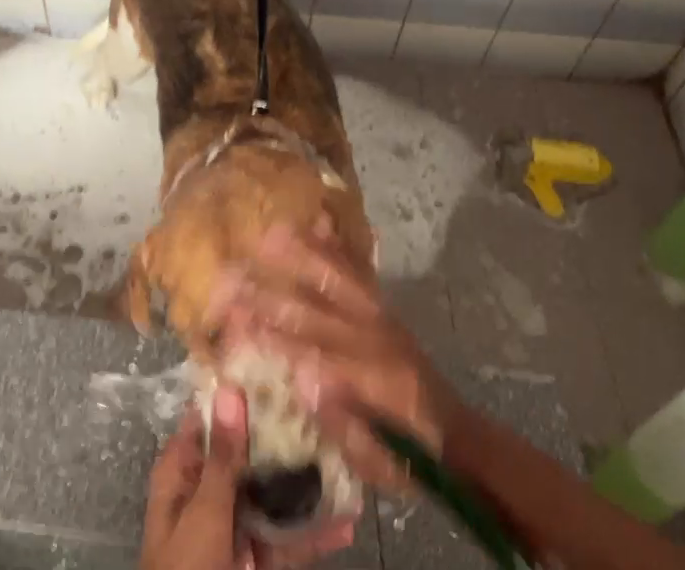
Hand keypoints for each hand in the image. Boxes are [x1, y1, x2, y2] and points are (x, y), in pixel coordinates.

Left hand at [142, 385, 359, 569]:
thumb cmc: (185, 568)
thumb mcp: (204, 512)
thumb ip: (223, 458)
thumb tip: (229, 392)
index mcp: (183, 473)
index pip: (210, 420)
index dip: (239, 396)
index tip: (279, 372)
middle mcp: (208, 492)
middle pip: (249, 456)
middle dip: (286, 442)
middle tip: (329, 419)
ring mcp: (234, 526)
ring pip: (274, 497)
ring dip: (308, 489)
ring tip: (349, 470)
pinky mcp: (256, 558)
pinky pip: (287, 541)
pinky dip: (314, 535)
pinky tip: (346, 524)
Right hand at [215, 224, 460, 492]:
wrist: (456, 436)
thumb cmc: (409, 457)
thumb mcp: (378, 461)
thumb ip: (343, 424)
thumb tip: (303, 380)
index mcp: (379, 383)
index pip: (318, 354)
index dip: (276, 338)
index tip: (236, 323)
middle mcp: (380, 342)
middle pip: (318, 311)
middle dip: (270, 294)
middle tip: (229, 278)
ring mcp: (384, 321)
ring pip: (340, 281)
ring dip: (303, 257)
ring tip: (268, 234)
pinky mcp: (386, 311)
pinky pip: (359, 273)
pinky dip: (338, 248)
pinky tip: (317, 223)